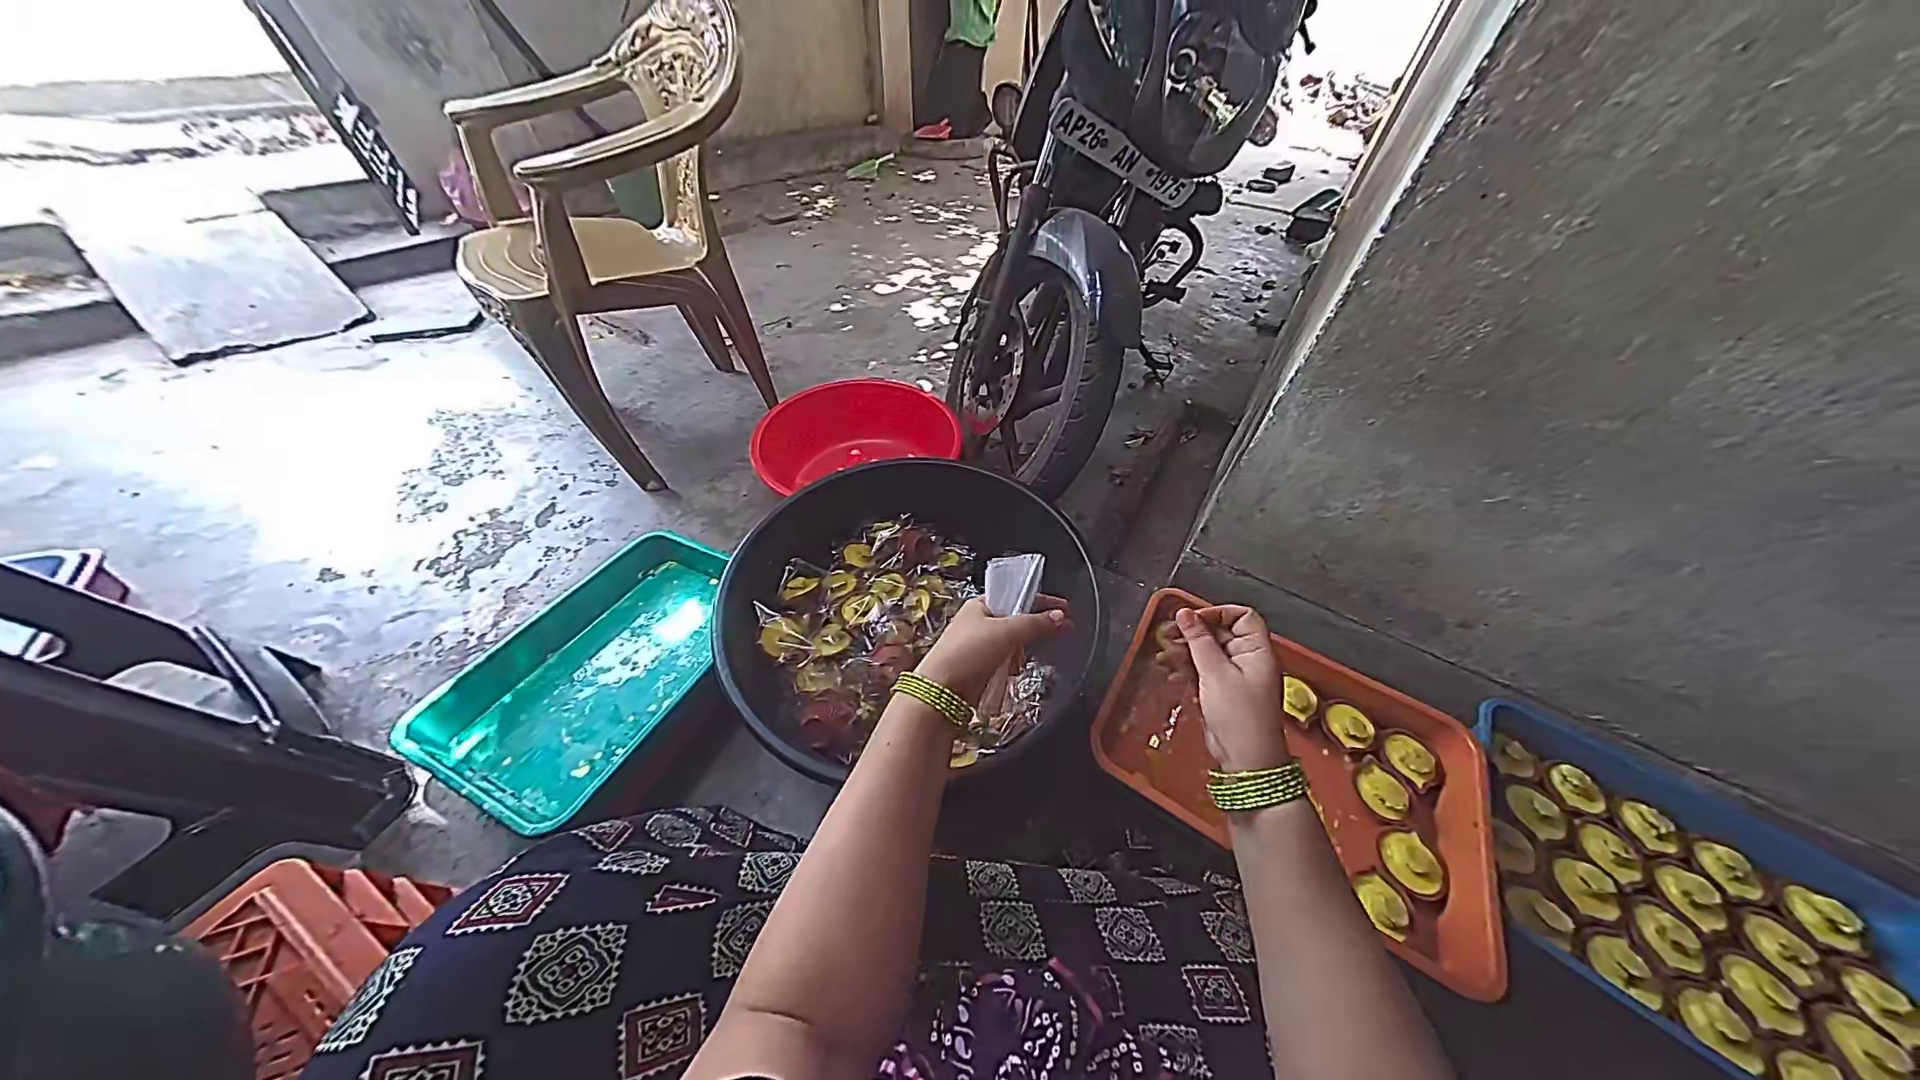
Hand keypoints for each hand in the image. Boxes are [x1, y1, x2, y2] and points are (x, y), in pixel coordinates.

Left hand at [915, 596, 1070, 703]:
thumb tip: (1061, 617)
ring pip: (1011, 644)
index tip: (1065, 608)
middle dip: (1032, 630)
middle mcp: (978, 623)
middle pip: (1016, 621)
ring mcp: (977, 646)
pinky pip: (1003, 663)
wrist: (941, 691)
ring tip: (1019, 662)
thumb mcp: (1006, 632)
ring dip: (1020, 653)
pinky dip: (1010, 667)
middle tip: (1053, 635)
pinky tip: (1011, 673)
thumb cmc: (969, 652)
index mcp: (980, 605)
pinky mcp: (978, 668)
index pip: (1016, 596)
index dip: (1041, 601)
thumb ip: (1036, 623)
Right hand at [1175, 605, 1291, 771]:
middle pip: (1220, 633)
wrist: (1246, 759)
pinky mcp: (1223, 690)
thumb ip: (1199, 641)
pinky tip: (1173, 672)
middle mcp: (1248, 660)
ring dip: (1186, 651)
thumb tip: (1186, 614)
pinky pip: (1204, 670)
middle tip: (1169, 634)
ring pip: (1208, 652)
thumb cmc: (1241, 718)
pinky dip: (1188, 668)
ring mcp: (1235, 676)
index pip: (1242, 616)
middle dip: (1194, 632)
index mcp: (1256, 651)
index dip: (1217, 613)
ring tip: (1165, 655)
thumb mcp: (1215, 673)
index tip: (1192, 619)